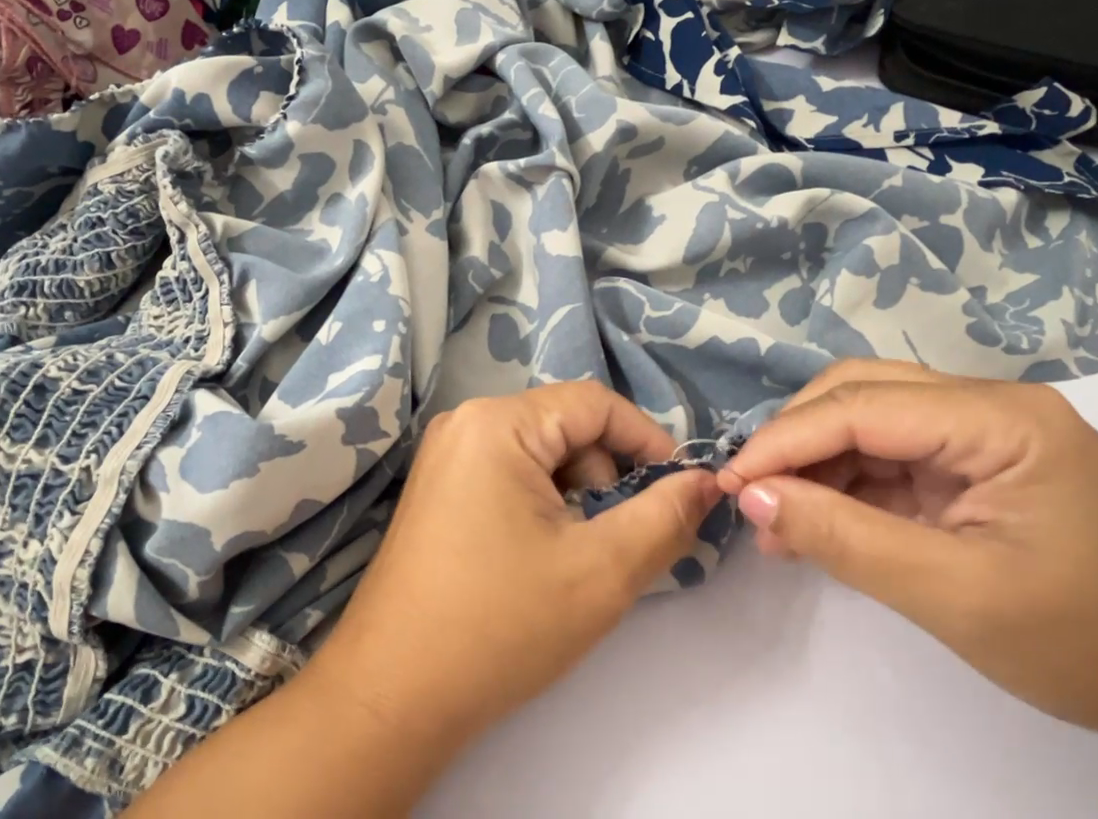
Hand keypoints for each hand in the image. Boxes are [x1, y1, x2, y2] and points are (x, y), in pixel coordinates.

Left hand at [307, 382, 722, 743]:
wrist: (393, 695)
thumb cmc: (500, 625)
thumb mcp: (602, 570)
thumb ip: (665, 517)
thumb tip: (704, 481)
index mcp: (497, 423)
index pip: (596, 403)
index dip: (649, 440)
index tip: (680, 493)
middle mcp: (464, 424)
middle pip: (566, 427)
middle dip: (610, 475)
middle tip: (624, 539)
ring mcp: (444, 458)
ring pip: (541, 456)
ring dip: (579, 496)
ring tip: (579, 559)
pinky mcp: (437, 493)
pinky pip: (510, 477)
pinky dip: (544, 507)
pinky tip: (542, 561)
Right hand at [716, 359, 1097, 751]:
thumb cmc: (1090, 642)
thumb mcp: (954, 596)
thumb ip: (845, 538)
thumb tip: (750, 495)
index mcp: (1002, 419)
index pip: (861, 407)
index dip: (784, 442)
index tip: (727, 485)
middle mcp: (991, 406)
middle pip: (860, 394)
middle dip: (795, 442)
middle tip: (749, 500)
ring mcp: (985, 434)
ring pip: (867, 423)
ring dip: (814, 466)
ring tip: (774, 524)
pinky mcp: (976, 468)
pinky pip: (889, 459)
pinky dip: (844, 488)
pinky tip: (812, 525)